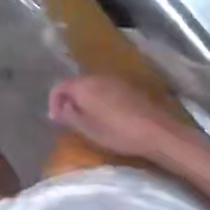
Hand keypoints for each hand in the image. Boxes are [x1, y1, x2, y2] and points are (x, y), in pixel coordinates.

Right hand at [48, 75, 184, 160]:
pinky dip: (99, 97)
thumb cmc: (118, 132)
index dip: (54, 102)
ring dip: (84, 98)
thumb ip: (69, 116)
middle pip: (74, 83)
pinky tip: (106, 113)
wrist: (156, 130)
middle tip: (70, 118)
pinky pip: (104, 86)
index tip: (56, 119)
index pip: (59, 87)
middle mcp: (95, 76)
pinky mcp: (126, 84)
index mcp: (82, 85)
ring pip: (90, 84)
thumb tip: (59, 109)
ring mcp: (113, 78)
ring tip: (87, 117)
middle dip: (69, 99)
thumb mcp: (88, 130)